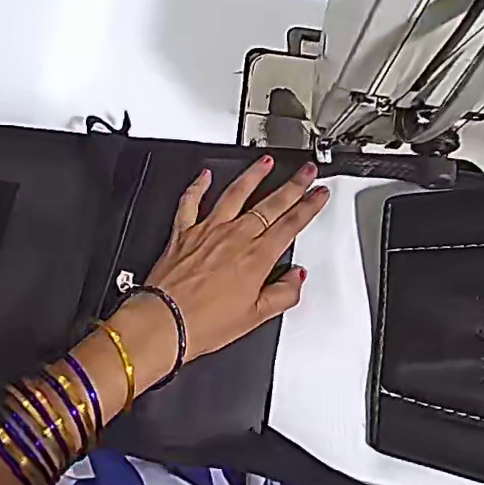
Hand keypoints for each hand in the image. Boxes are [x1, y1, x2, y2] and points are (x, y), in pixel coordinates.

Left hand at [117, 156, 329, 379]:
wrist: (164, 322)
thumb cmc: (205, 322)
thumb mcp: (256, 317)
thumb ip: (283, 294)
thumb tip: (296, 278)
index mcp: (256, 257)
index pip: (291, 224)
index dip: (309, 206)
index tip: (319, 193)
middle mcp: (235, 237)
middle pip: (271, 203)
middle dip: (294, 184)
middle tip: (307, 171)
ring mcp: (208, 230)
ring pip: (236, 193)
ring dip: (253, 175)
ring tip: (265, 162)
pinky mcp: (184, 232)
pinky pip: (191, 201)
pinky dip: (198, 186)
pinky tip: (205, 175)